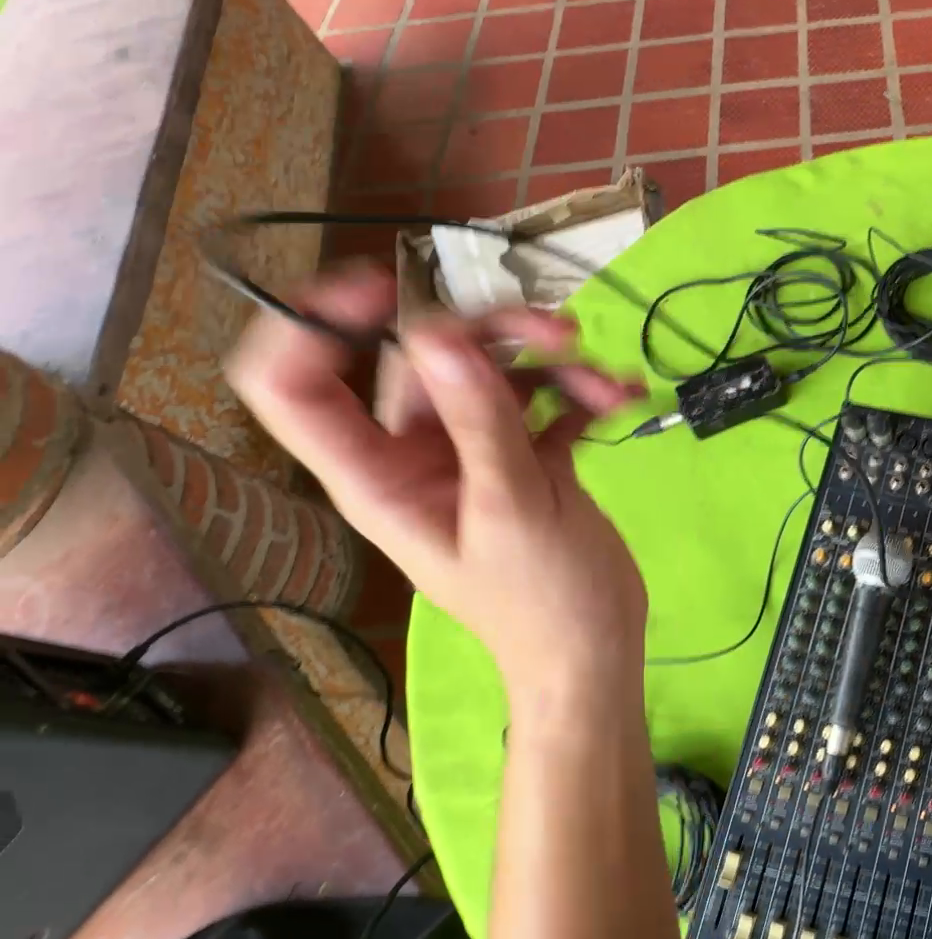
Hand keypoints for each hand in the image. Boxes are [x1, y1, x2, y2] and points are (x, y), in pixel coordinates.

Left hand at [225, 263, 650, 714]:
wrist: (595, 650)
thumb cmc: (541, 601)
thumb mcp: (512, 511)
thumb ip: (480, 424)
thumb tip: (441, 334)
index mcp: (380, 475)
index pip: (299, 386)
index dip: (318, 326)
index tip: (384, 288)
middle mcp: (416, 455)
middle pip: (426, 362)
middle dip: (493, 337)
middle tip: (560, 334)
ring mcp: (474, 456)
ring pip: (495, 376)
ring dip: (555, 368)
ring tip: (609, 384)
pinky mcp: (527, 461)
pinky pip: (544, 405)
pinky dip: (581, 396)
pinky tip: (623, 401)